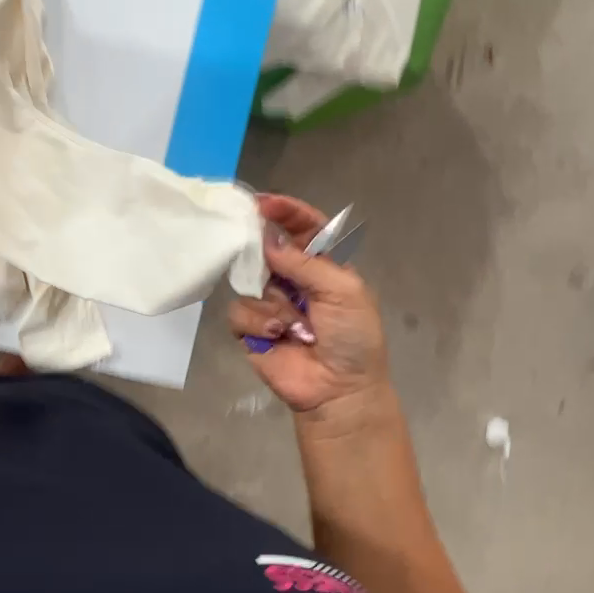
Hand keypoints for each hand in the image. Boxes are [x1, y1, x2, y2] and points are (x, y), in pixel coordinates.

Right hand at [230, 195, 392, 430]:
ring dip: (271, 301)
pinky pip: (240, 311)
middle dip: (259, 247)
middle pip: (268, 249)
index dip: (287, 212)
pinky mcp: (250, 328)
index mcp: (325, 267)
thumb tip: (268, 239)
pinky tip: (277, 337)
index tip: (263, 202)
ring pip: (250, 282)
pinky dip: (258, 323)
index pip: (305, 229)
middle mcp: (294, 280)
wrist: (337, 390)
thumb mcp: (342, 291)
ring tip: (291, 324)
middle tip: (248, 240)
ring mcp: (270, 304)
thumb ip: (305, 262)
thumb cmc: (353, 338)